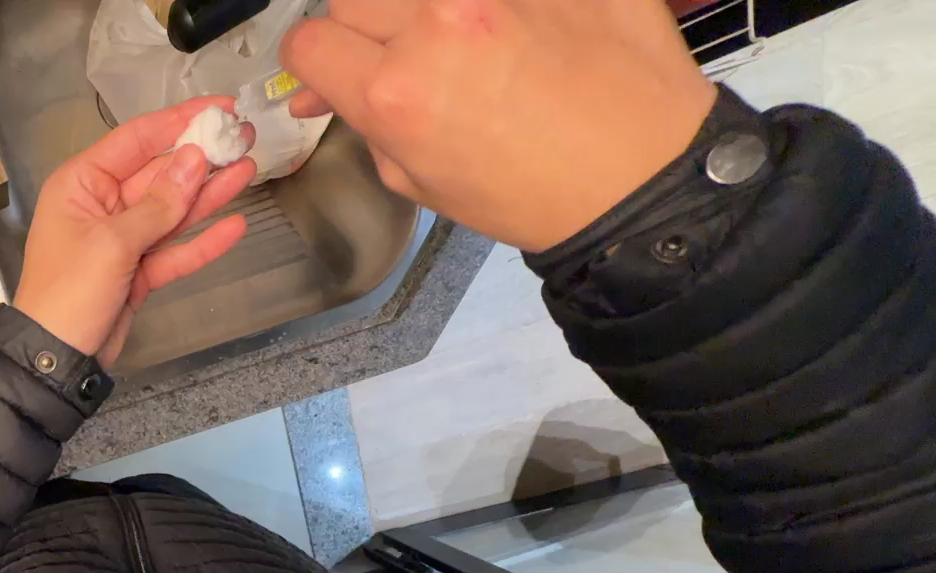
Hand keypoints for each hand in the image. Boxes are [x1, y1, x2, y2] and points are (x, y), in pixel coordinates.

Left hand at [14, 97, 256, 363]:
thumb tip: (195, 160)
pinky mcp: (136, 274)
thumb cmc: (70, 293)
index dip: (180, 122)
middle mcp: (102, 206)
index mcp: (82, 184)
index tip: (221, 108)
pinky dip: (200, 243)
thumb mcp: (112, 243)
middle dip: (201, 159)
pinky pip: (173, 252)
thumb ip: (158, 205)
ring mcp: (121, 242)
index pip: (136, 140)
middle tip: (245, 140)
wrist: (57, 358)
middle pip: (159, 174)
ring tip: (249, 172)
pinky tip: (233, 227)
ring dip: (208, 196)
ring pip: (170, 213)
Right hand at [281, 0, 716, 251]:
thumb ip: (363, 123)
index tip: (322, 74)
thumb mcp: (414, 178)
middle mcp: (435, 22)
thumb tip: (321, 92)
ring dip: (405, 10)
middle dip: (354, 31)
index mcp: (394, 92)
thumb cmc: (519, 190)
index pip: (306, 43)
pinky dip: (470, 7)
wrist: (629, 169)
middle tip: (384, 60)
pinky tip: (491, 30)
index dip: (306, 64)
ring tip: (442, 41)